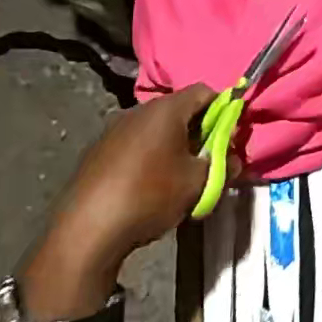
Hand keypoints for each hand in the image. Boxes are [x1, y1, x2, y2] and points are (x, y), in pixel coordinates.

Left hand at [19, 85, 218, 319]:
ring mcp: (115, 128)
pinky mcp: (99, 150)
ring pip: (157, 128)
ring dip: (174, 145)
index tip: (231, 136)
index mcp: (166, 108)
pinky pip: (136, 144)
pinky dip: (151, 156)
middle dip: (200, 131)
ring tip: (181, 177)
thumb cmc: (151, 195)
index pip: (205, 91)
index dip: (224, 109)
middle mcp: (139, 109)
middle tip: (210, 160)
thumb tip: (234, 158)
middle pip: (180, 109)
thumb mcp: (197, 183)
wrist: (87, 229)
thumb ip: (222, 164)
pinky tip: (150, 186)